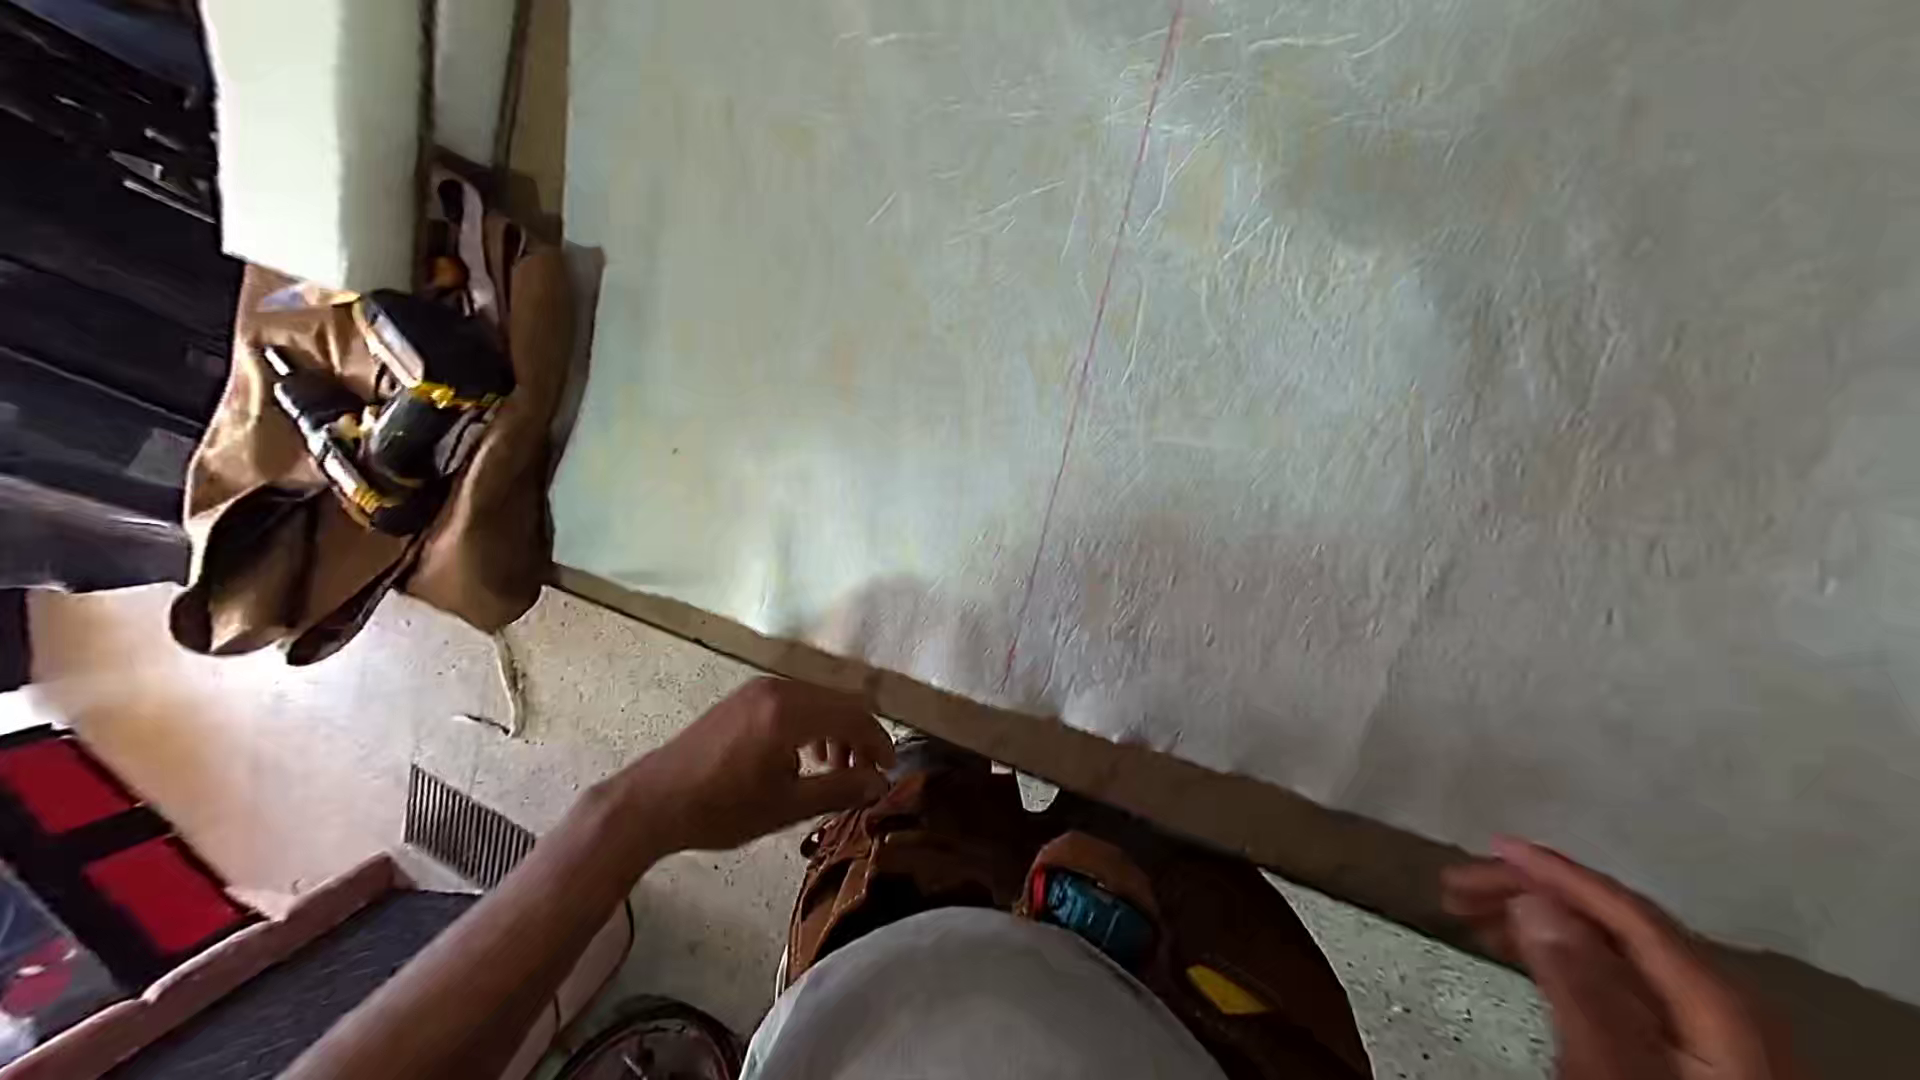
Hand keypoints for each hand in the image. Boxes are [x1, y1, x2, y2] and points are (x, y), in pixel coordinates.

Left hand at [618, 677, 895, 853]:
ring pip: (817, 700)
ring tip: (834, 768)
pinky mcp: (744, 697)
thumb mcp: (786, 806)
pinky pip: (794, 701)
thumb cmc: (721, 809)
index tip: (889, 770)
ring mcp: (758, 689)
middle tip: (865, 773)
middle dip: (859, 735)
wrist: (651, 802)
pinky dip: (811, 724)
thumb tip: (879, 783)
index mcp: (790, 711)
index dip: (878, 741)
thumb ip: (840, 789)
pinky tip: (803, 756)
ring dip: (836, 729)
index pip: (854, 715)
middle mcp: (778, 688)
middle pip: (839, 701)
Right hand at [1441, 837, 1800, 1079]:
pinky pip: (1608, 974)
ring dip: (1532, 918)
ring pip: (1604, 945)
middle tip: (1458, 887)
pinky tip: (1519, 953)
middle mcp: (1719, 1001)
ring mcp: (1704, 1028)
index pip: (1623, 910)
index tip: (1492, 845)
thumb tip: (1532, 901)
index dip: (1555, 871)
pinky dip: (1555, 951)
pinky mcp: (1680, 1049)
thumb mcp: (1612, 1064)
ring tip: (1470, 915)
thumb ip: (1580, 986)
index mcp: (1715, 998)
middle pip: (1609, 921)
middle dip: (1528, 891)